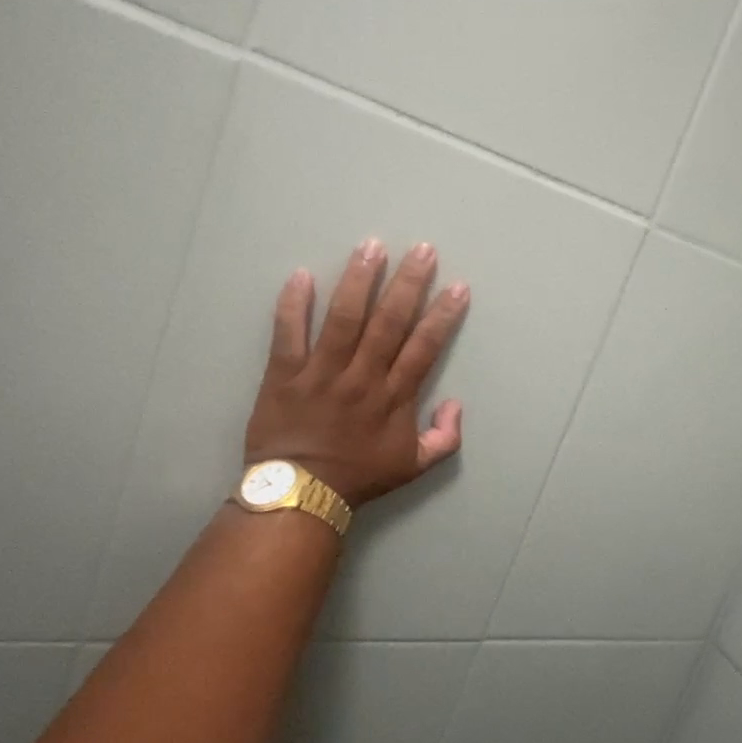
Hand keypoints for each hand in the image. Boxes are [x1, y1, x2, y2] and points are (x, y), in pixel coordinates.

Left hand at [244, 239, 468, 506]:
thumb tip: (456, 404)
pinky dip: (293, 304)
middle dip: (408, 283)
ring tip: (371, 247)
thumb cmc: (359, 478)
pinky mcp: (284, 374)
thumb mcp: (414, 467)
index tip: (457, 286)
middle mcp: (362, 377)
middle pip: (389, 322)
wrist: (300, 495)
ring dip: (359, 281)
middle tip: (423, 250)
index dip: (443, 315)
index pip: (424, 347)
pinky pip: (288, 333)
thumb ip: (445, 438)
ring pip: (344, 319)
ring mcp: (321, 373)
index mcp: (394, 397)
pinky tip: (302, 275)